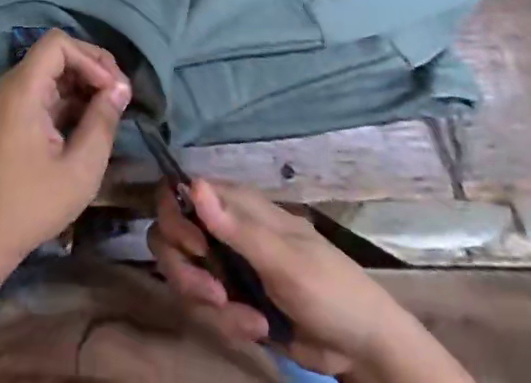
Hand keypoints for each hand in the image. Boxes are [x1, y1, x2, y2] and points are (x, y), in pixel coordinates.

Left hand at [0, 30, 131, 267]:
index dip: (91, 58)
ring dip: (85, 83)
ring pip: (54, 71)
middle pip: (57, 52)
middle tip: (120, 97)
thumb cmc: (33, 202)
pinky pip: (47, 91)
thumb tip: (120, 88)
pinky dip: (72, 98)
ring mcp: (12, 100)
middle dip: (93, 67)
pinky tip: (92, 121)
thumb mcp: (81, 166)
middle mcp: (14, 85)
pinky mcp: (15, 116)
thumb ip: (103, 120)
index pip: (59, 43)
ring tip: (112, 110)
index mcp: (24, 88)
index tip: (113, 90)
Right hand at [149, 181, 413, 374]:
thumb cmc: (331, 289)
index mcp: (237, 205)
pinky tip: (256, 329)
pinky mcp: (229, 299)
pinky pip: (202, 307)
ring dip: (210, 306)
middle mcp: (223, 229)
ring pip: (183, 275)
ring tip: (251, 322)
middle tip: (215, 295)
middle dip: (185, 271)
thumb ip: (237, 227)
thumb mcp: (285, 260)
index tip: (194, 246)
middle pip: (169, 236)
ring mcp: (224, 264)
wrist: (361, 346)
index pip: (180, 190)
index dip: (173, 215)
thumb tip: (194, 184)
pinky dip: (225, 323)